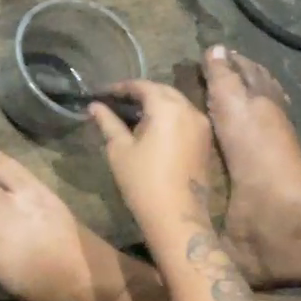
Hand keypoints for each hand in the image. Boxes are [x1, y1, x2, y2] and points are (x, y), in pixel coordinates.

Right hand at [88, 79, 212, 231]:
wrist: (176, 214)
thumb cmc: (142, 180)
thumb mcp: (119, 149)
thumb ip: (108, 122)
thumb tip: (94, 106)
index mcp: (167, 109)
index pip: (143, 86)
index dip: (122, 87)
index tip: (104, 92)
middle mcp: (190, 110)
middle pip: (163, 90)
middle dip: (141, 91)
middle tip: (117, 100)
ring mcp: (202, 125)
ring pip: (177, 102)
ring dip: (156, 102)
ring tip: (133, 112)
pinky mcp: (205, 140)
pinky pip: (185, 116)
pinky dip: (168, 114)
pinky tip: (151, 126)